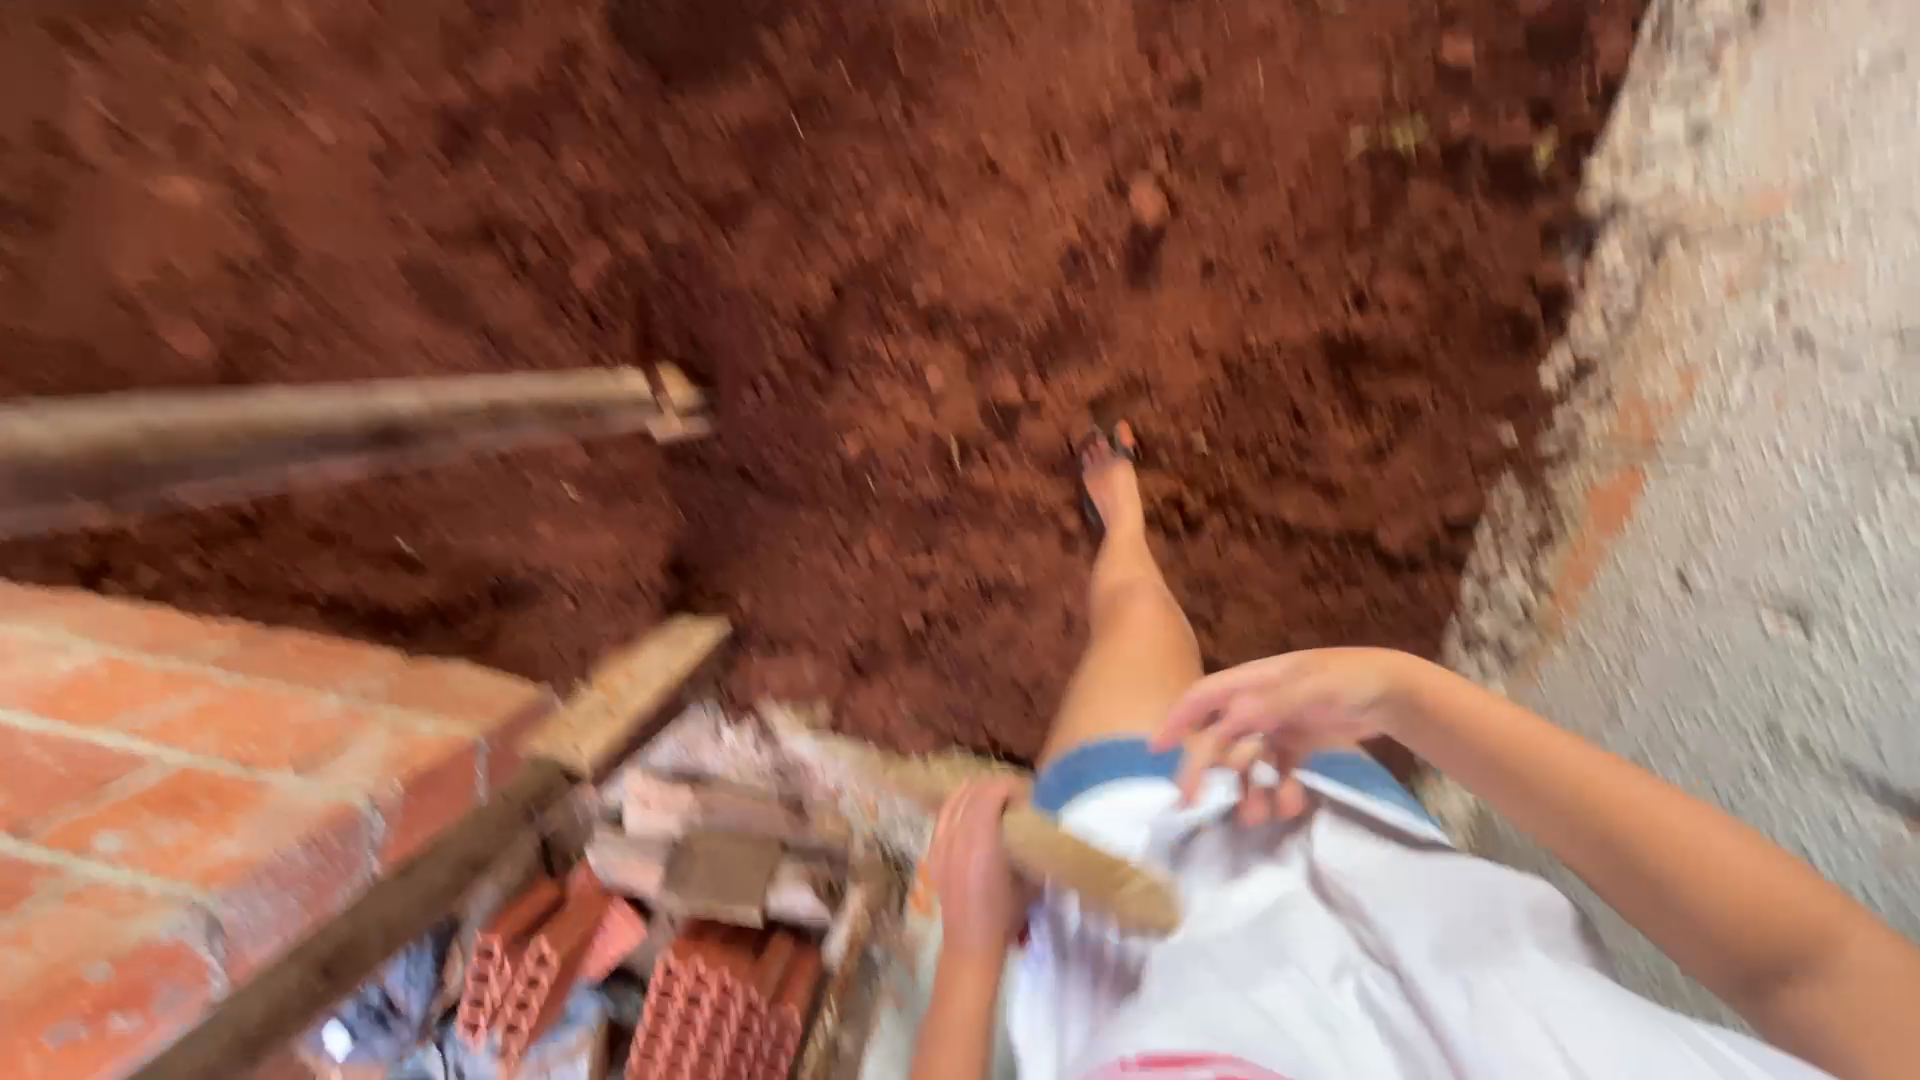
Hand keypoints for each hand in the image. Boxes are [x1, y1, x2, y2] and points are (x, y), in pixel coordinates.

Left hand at [925, 777, 1031, 954]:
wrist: (971, 943)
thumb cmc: (1005, 915)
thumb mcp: (1028, 881)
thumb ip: (1031, 849)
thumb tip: (1042, 829)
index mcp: (982, 840)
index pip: (992, 793)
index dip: (1010, 787)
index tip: (1026, 796)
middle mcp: (957, 836)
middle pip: (972, 792)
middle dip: (994, 787)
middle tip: (1013, 797)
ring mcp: (941, 843)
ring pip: (954, 801)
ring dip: (974, 793)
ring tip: (992, 798)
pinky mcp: (933, 853)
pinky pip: (942, 817)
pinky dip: (956, 806)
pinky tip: (966, 809)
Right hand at [1149, 647, 1431, 825]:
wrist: (1394, 691)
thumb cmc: (1349, 679)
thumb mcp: (1312, 686)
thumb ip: (1270, 702)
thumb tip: (1228, 721)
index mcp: (1252, 681)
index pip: (1203, 698)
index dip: (1178, 720)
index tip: (1158, 748)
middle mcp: (1257, 703)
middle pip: (1219, 737)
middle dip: (1205, 770)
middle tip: (1193, 802)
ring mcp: (1277, 725)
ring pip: (1247, 762)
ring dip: (1246, 789)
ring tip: (1257, 815)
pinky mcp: (1298, 745)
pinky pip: (1276, 772)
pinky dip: (1277, 790)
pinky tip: (1290, 802)